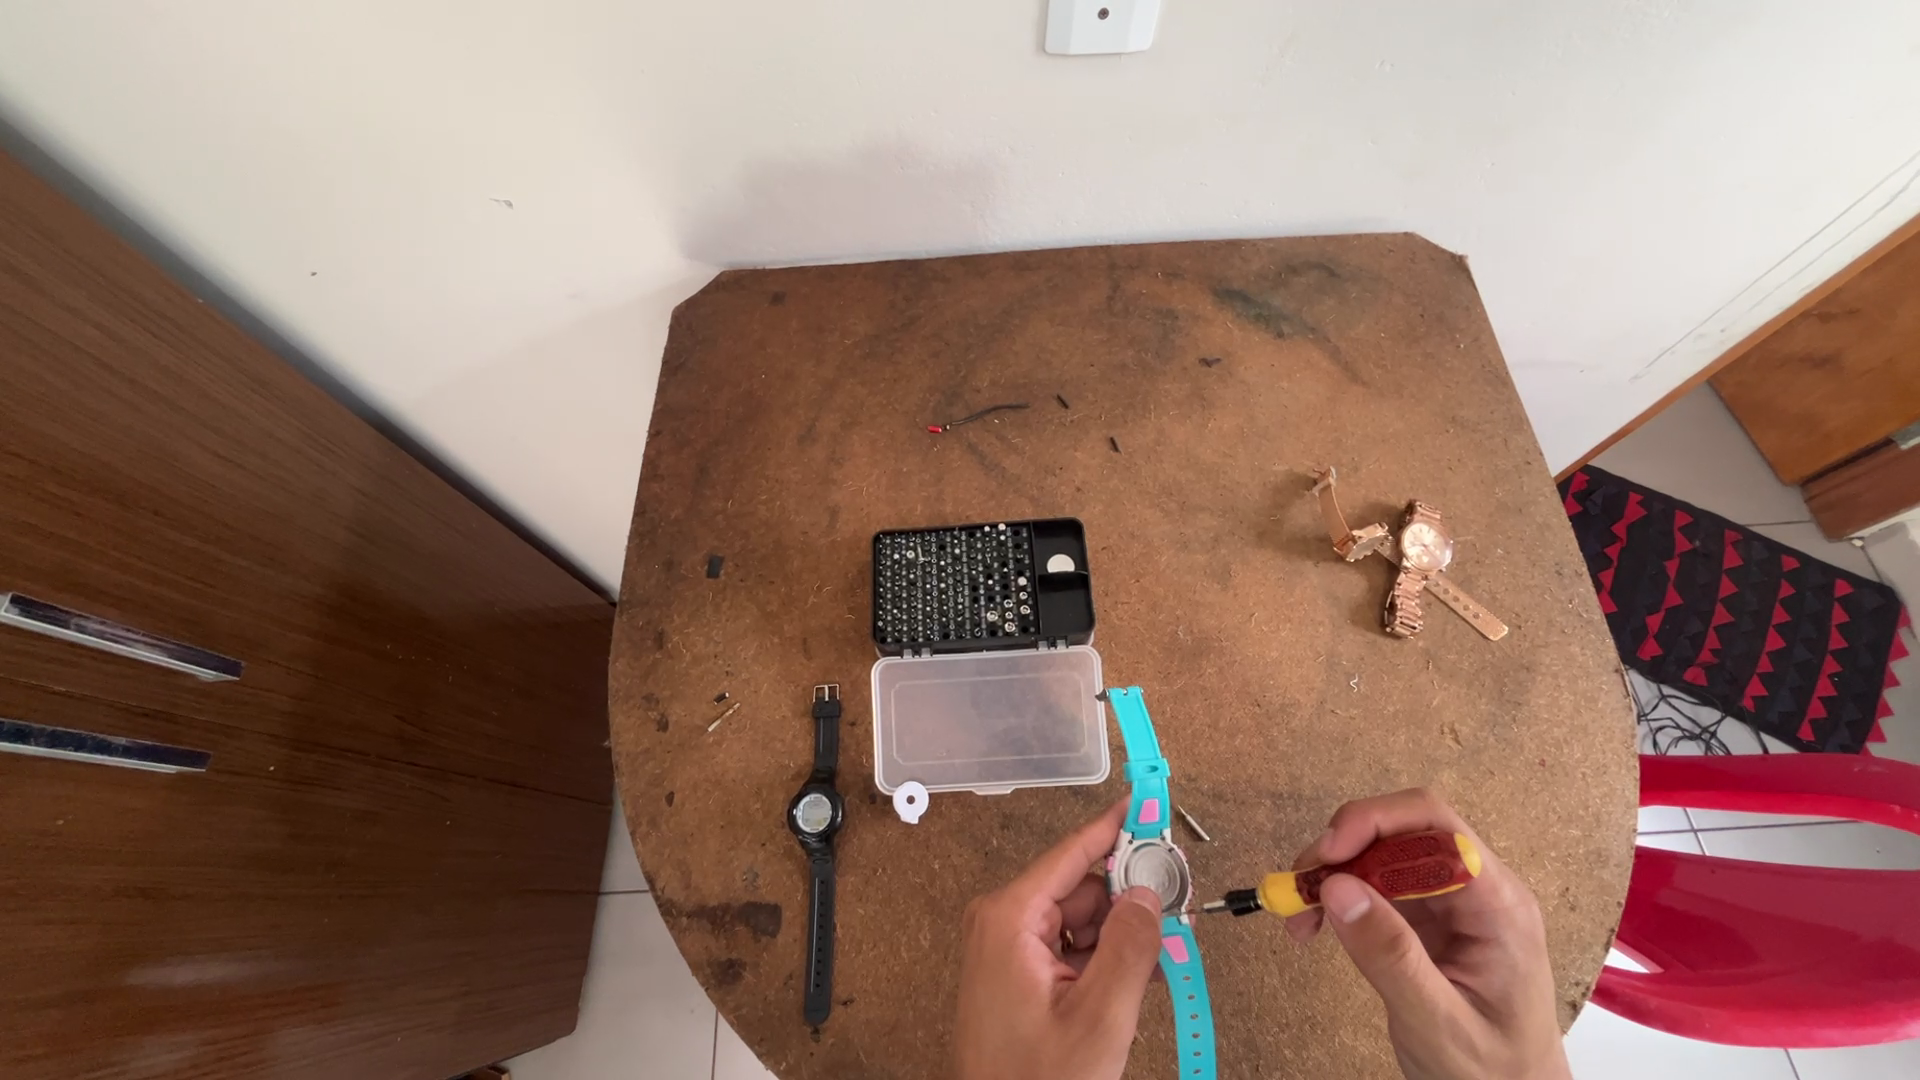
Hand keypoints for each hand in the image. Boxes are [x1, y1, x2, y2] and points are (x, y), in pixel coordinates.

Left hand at [953, 800, 1165, 1079]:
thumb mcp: (1097, 1020)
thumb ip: (1129, 949)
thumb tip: (1149, 892)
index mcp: (1010, 916)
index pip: (1072, 851)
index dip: (1115, 826)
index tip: (1148, 803)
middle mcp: (1004, 919)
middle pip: (1082, 886)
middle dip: (1130, 894)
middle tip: (1180, 904)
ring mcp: (1009, 945)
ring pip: (1081, 917)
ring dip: (1123, 931)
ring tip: (1165, 948)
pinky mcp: (1018, 970)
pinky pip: (1070, 944)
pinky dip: (1105, 954)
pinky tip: (1138, 971)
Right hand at [1285, 789, 1571, 1079]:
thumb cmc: (1492, 1074)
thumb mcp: (1440, 1025)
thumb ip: (1392, 957)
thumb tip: (1336, 885)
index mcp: (1498, 903)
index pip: (1434, 824)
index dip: (1374, 822)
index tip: (1326, 855)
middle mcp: (1476, 887)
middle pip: (1399, 830)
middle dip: (1342, 848)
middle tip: (1297, 886)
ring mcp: (1450, 898)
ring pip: (1378, 851)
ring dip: (1331, 872)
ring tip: (1298, 914)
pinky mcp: (1426, 913)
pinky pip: (1373, 881)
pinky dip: (1336, 894)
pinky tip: (1314, 923)